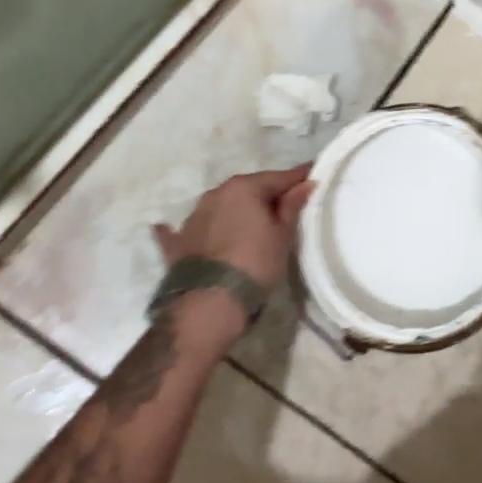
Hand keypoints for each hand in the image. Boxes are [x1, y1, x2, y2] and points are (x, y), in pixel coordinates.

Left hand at [152, 164, 314, 287]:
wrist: (207, 305)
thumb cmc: (254, 264)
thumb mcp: (282, 236)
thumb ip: (292, 206)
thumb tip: (305, 183)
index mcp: (243, 187)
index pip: (278, 177)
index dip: (298, 179)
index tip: (313, 177)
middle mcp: (215, 194)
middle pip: (249, 190)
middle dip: (267, 195)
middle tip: (287, 207)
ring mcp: (193, 216)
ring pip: (222, 206)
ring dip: (237, 211)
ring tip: (252, 224)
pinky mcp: (178, 241)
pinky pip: (186, 229)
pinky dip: (194, 228)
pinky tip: (168, 226)